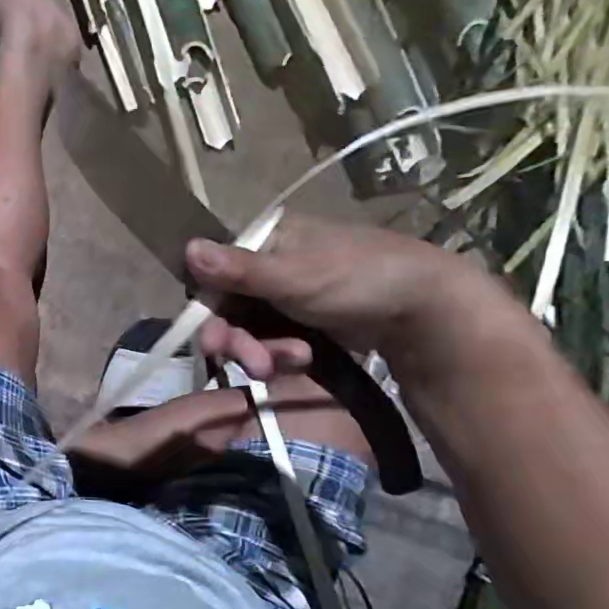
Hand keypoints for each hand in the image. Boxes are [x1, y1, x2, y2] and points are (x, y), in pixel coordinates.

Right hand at [184, 214, 501, 370]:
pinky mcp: (307, 320)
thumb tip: (188, 248)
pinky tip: (306, 360)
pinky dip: (285, 355)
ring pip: (254, 331)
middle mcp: (272, 264)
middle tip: (256, 368)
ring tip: (297, 361)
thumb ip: (240, 269)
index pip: (216, 276)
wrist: (420, 307)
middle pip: (232, 310)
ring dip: (266, 352)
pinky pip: (277, 341)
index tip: (212, 345)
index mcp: (266, 239)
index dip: (209, 313)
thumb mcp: (294, 276)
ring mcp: (291, 295)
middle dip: (242, 342)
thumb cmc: (356, 278)